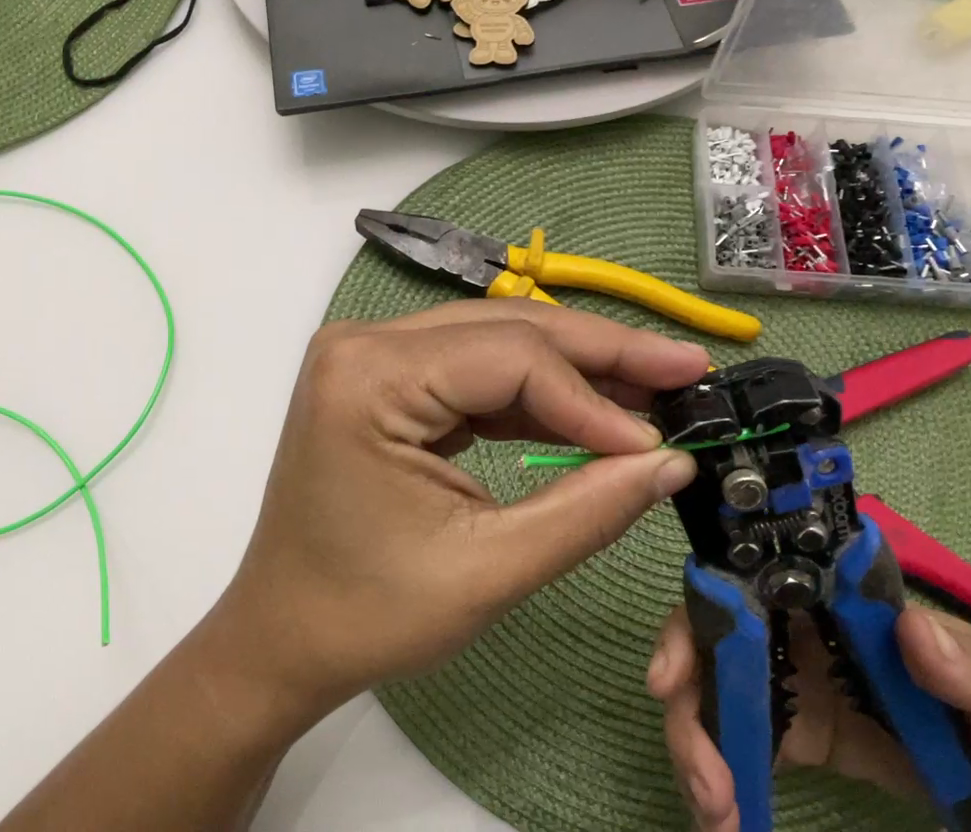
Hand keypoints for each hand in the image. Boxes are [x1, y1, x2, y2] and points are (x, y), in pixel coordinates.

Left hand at [207, 298, 710, 718]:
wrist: (282, 639)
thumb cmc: (367, 616)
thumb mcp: (487, 571)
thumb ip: (587, 510)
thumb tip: (672, 462)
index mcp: (368, 377)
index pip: (510, 358)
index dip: (594, 398)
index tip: (660, 443)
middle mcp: (365, 345)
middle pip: (509, 330)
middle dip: (603, 354)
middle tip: (688, 369)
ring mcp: (372, 357)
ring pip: (500, 342)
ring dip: (579, 369)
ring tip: (658, 386)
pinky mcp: (387, 380)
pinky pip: (478, 371)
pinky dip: (539, 393)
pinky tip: (596, 407)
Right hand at [650, 605, 970, 830]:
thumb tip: (912, 631)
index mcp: (850, 598)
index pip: (755, 577)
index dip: (701, 612)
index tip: (672, 672)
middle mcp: (807, 625)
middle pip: (714, 636)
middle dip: (688, 698)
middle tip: (704, 780)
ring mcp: (797, 679)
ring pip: (714, 689)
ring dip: (698, 745)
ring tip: (715, 815)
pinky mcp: (797, 732)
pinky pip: (738, 741)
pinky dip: (720, 775)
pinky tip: (723, 819)